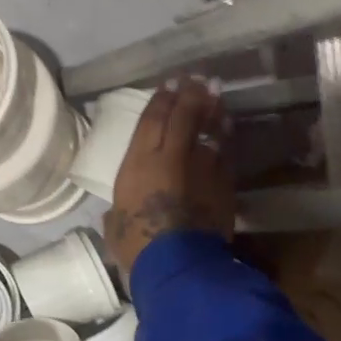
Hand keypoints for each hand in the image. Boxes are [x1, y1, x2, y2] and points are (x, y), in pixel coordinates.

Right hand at [101, 77, 232, 282]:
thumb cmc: (137, 244)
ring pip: (209, 125)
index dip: (162, 99)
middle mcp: (172, 154)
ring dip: (211, 106)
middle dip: (189, 93)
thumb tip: (115, 214)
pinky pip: (225, 147)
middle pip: (184, 113)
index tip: (168, 85)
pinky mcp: (224, 179)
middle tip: (194, 79)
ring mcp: (202, 164)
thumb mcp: (115, 224)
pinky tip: (225, 124)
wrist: (179, 262)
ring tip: (213, 92)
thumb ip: (118, 211)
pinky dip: (224, 132)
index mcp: (140, 162)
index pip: (152, 119)